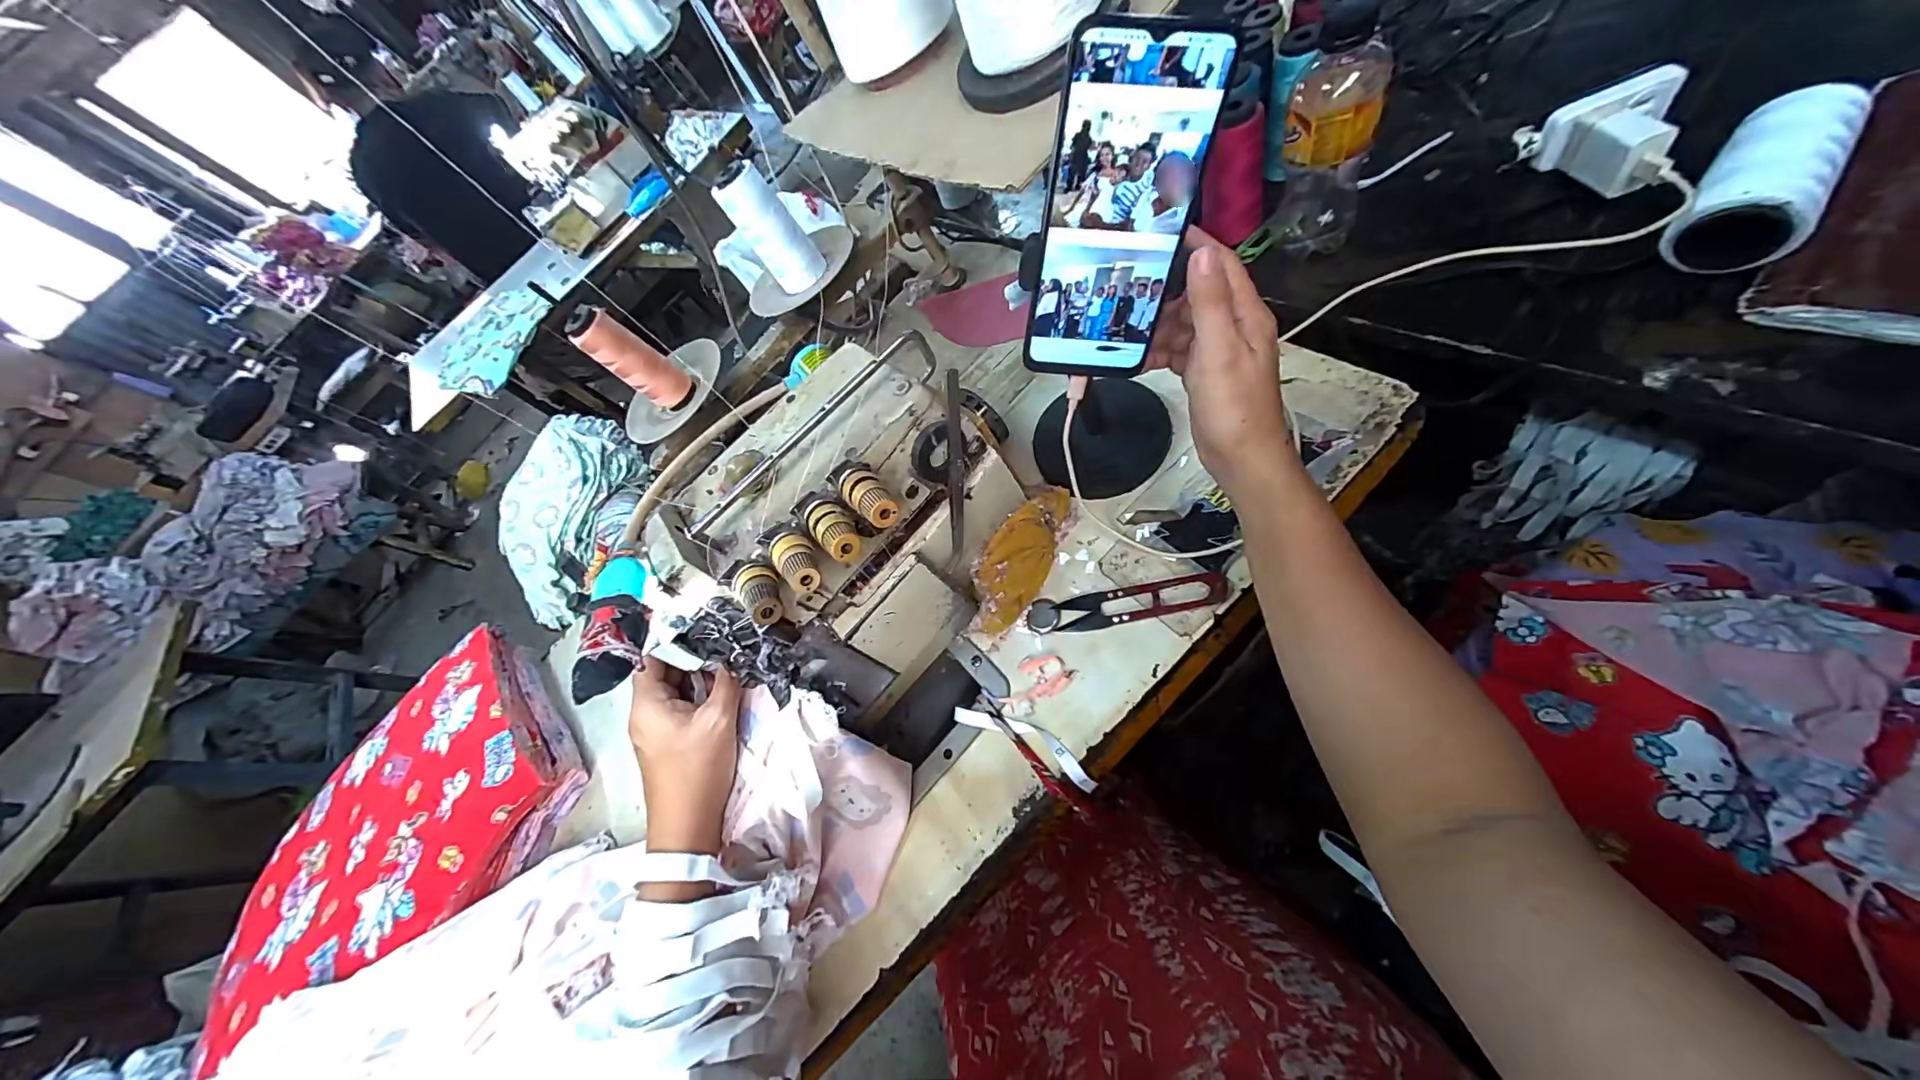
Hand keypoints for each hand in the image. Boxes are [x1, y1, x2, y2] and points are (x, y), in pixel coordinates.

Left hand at [628, 658, 740, 858]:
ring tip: (725, 663)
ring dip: (697, 678)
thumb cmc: (698, 770)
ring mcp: (653, 729)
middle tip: (722, 643)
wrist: (688, 826)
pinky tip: (719, 691)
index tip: (704, 628)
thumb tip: (730, 658)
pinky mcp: (666, 741)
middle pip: (663, 673)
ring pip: (673, 691)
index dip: (676, 641)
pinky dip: (696, 697)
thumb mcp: (719, 721)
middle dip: (692, 658)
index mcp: (646, 705)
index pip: (653, 659)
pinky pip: (678, 708)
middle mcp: (643, 714)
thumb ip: (725, 683)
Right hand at [1147, 229, 1294, 494]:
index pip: (1221, 264)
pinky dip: (1160, 351)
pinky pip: (1179, 350)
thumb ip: (1210, 302)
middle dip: (1165, 292)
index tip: (1162, 234)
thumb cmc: (1235, 409)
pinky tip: (1140, 359)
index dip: (1195, 245)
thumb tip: (1202, 255)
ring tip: (1130, 332)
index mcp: (1244, 315)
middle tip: (1131, 290)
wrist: (1241, 458)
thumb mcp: (1220, 351)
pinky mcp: (1205, 371)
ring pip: (1184, 324)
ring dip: (1159, 326)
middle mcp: (1234, 327)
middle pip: (1197, 293)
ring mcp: (1219, 350)